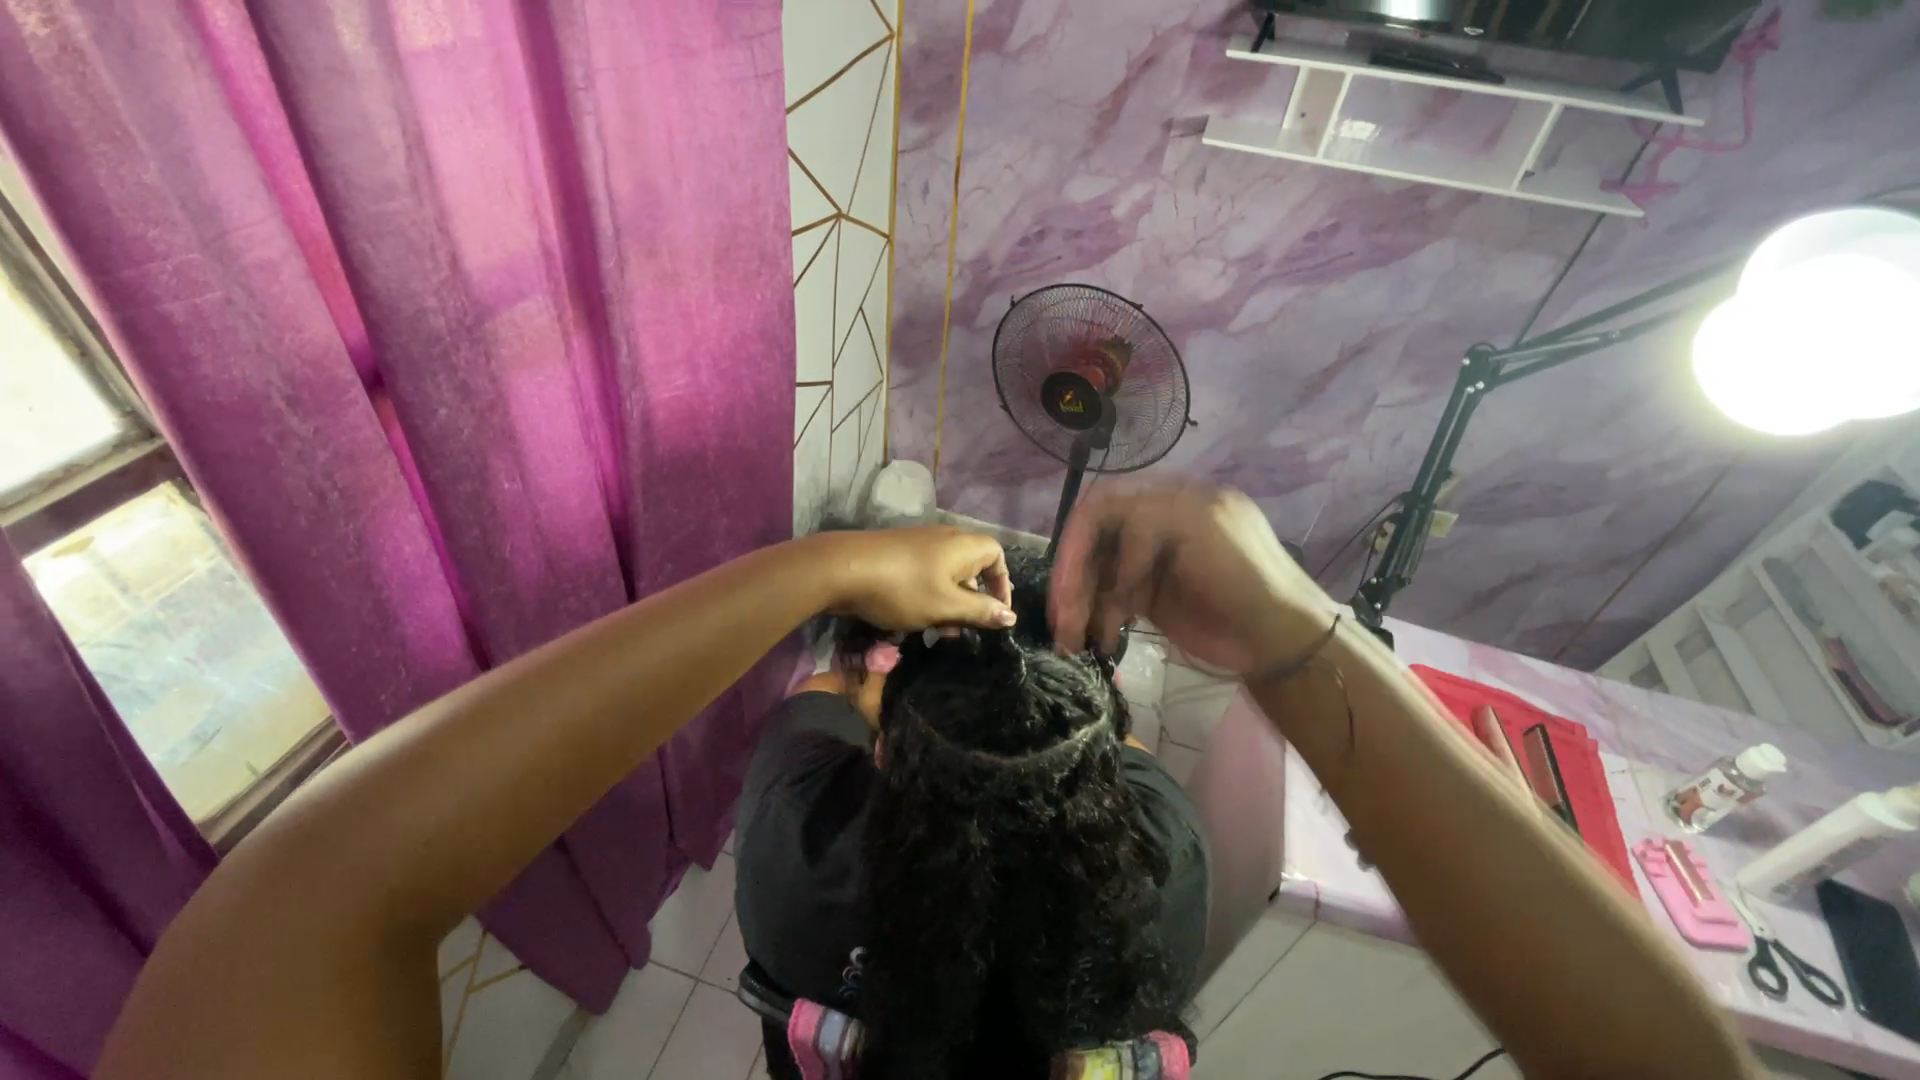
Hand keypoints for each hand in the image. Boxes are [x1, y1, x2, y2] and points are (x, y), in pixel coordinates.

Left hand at [810, 526, 1014, 631]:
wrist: (841, 569)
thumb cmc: (903, 588)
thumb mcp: (946, 606)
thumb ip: (980, 612)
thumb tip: (1010, 616)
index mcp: (963, 545)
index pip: (997, 555)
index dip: (1002, 584)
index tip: (997, 613)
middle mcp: (943, 539)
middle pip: (972, 567)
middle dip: (972, 600)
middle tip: (964, 629)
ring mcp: (917, 546)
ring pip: (946, 576)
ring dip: (948, 604)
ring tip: (937, 631)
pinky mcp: (897, 555)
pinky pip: (924, 576)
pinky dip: (927, 598)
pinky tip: (913, 620)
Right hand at [1049, 480, 1336, 674]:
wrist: (1282, 640)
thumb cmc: (1248, 581)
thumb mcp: (1203, 531)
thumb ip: (1148, 518)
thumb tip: (1101, 537)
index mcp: (1171, 498)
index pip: (1103, 505)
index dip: (1077, 541)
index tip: (1067, 585)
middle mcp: (1154, 523)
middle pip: (1092, 540)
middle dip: (1072, 580)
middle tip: (1061, 622)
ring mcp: (1150, 559)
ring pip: (1095, 573)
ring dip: (1079, 605)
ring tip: (1072, 641)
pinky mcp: (1147, 594)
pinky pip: (1107, 599)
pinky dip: (1097, 619)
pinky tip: (1097, 642)